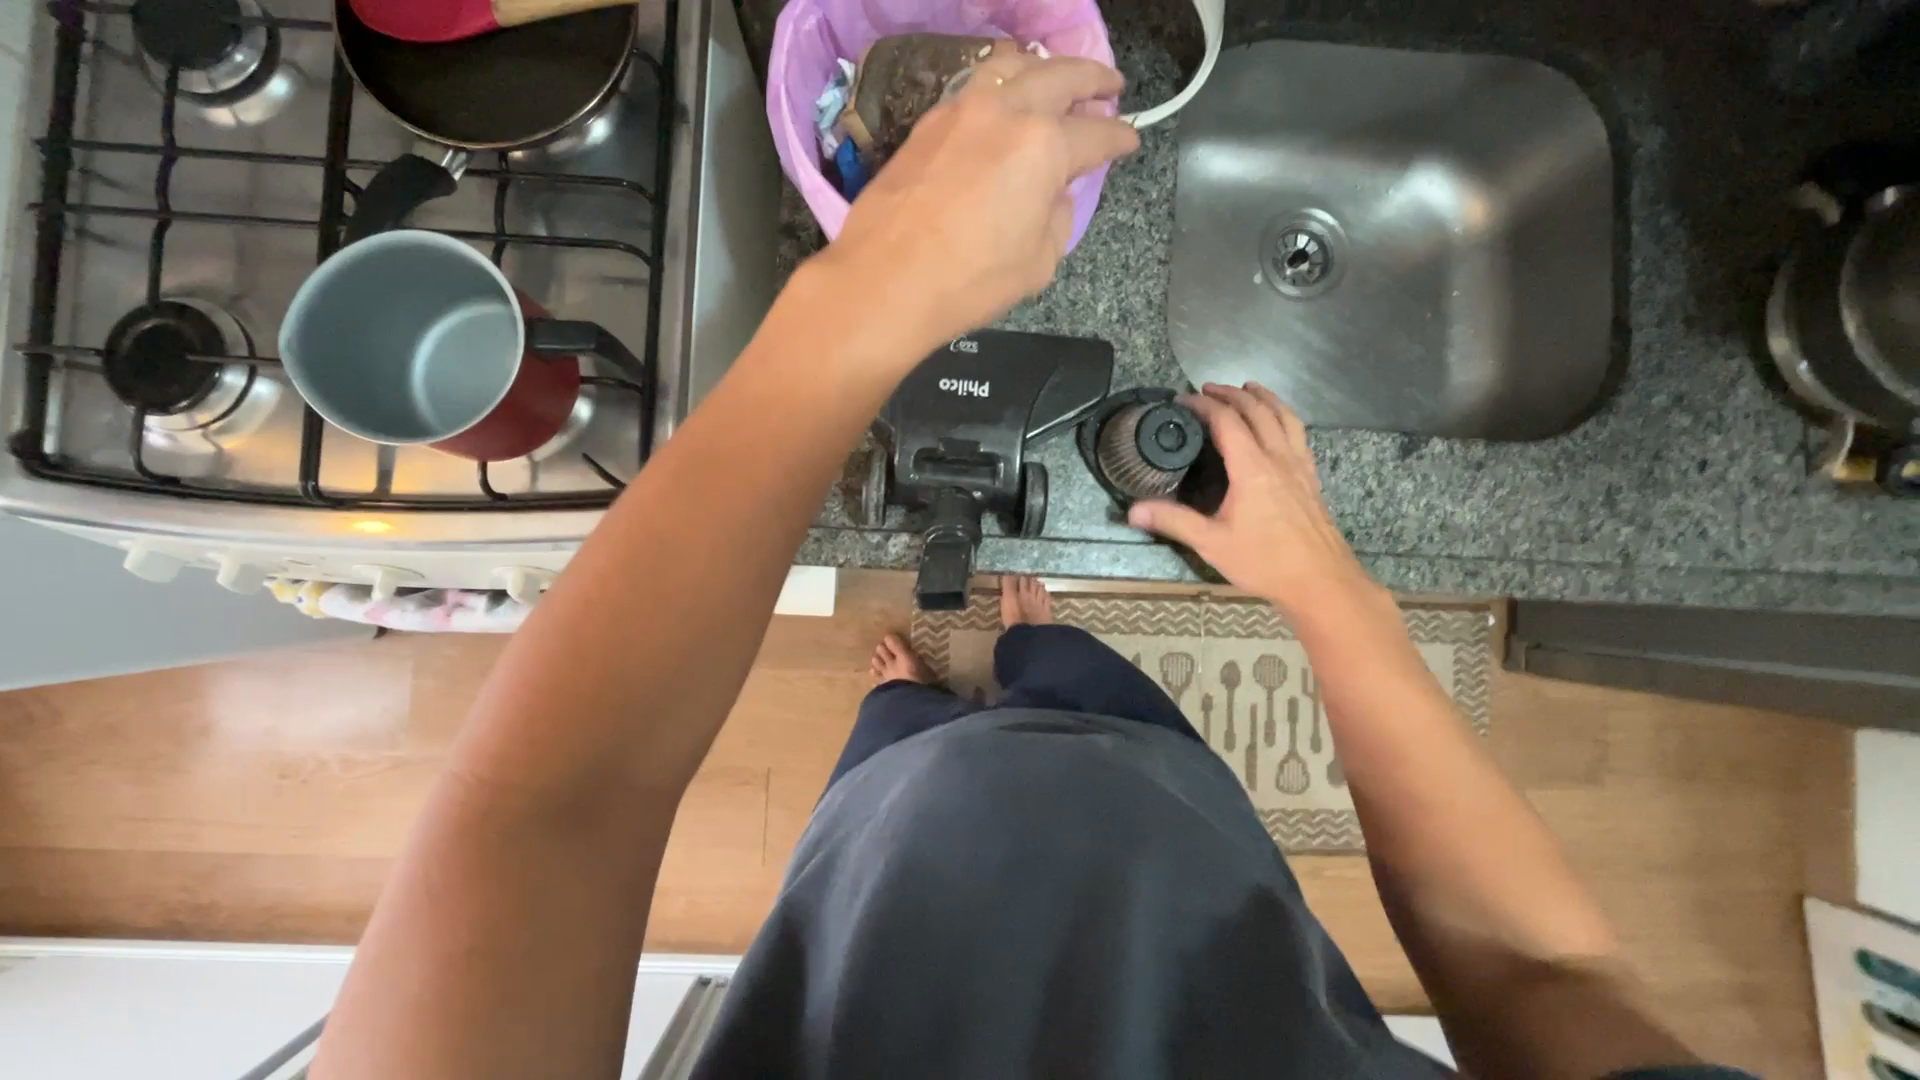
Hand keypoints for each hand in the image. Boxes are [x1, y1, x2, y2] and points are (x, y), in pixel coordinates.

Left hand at [814, 53, 1138, 356]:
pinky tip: (1003, 102)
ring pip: (1011, 68)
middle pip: (1060, 77)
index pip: (1096, 135)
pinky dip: (1000, 87)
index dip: (1119, 138)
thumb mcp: (1038, 262)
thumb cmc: (968, 282)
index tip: (1129, 139)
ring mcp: (960, 111)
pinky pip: (974, 89)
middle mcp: (1005, 112)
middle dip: (1092, 81)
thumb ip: (1056, 217)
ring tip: (1056, 81)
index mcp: (1043, 146)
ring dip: (1043, 69)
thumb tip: (1052, 195)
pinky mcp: (927, 124)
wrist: (885, 283)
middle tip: (1109, 88)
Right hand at [1127, 383, 1378, 614]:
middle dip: (1232, 394)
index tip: (1183, 400)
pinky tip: (1280, 427)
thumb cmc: (1264, 562)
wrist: (1320, 581)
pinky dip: (1285, 419)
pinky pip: (1299, 435)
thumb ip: (1173, 521)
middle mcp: (1279, 458)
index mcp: (1252, 468)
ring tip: (1250, 388)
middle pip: (1258, 411)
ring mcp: (1300, 467)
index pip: (1227, 421)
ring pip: (1285, 417)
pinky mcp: (1312, 480)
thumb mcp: (1211, 543)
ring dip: (1265, 398)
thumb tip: (1133, 511)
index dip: (1203, 405)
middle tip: (1209, 389)